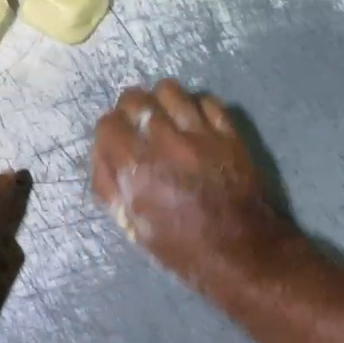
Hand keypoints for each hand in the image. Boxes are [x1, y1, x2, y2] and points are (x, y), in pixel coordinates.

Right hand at [91, 80, 295, 289]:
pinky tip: (195, 124)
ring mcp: (200, 134)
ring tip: (166, 117)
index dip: (109, 131)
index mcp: (136, 168)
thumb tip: (102, 154)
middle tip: (138, 125)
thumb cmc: (181, 247)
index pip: (108, 123)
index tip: (116, 141)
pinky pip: (206, 100)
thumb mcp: (132, 227)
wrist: (241, 253)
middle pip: (135, 99)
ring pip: (170, 90)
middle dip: (130, 109)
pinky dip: (196, 107)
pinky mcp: (228, 133)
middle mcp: (164, 143)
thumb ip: (109, 186)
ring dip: (162, 101)